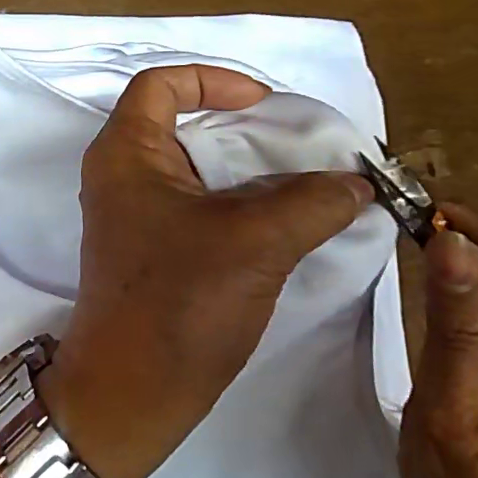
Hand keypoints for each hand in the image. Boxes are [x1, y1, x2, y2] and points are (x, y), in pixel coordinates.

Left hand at [36, 65, 372, 477]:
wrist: (131, 396)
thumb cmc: (181, 305)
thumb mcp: (256, 242)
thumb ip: (313, 202)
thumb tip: (357, 182)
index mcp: (126, 153)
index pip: (160, 84)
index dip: (213, 80)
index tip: (262, 103)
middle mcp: (120, 175)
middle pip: (180, 124)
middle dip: (239, 126)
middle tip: (292, 141)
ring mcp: (132, 215)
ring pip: (192, 168)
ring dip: (243, 168)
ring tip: (297, 179)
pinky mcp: (148, 249)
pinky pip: (194, 204)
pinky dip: (234, 201)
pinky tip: (278, 219)